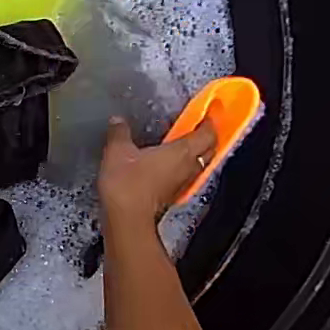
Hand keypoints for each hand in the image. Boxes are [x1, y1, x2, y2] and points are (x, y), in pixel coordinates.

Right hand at [97, 115, 219, 226]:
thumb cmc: (127, 182)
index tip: (211, 109)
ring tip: (183, 144)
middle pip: (209, 149)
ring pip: (199, 164)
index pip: (207, 133)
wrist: (127, 219)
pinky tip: (168, 165)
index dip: (211, 120)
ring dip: (196, 153)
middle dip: (207, 137)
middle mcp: (189, 167)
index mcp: (181, 152)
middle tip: (199, 126)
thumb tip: (117, 121)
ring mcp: (183, 184)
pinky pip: (186, 175)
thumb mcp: (117, 152)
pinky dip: (183, 167)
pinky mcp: (173, 196)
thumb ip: (119, 133)